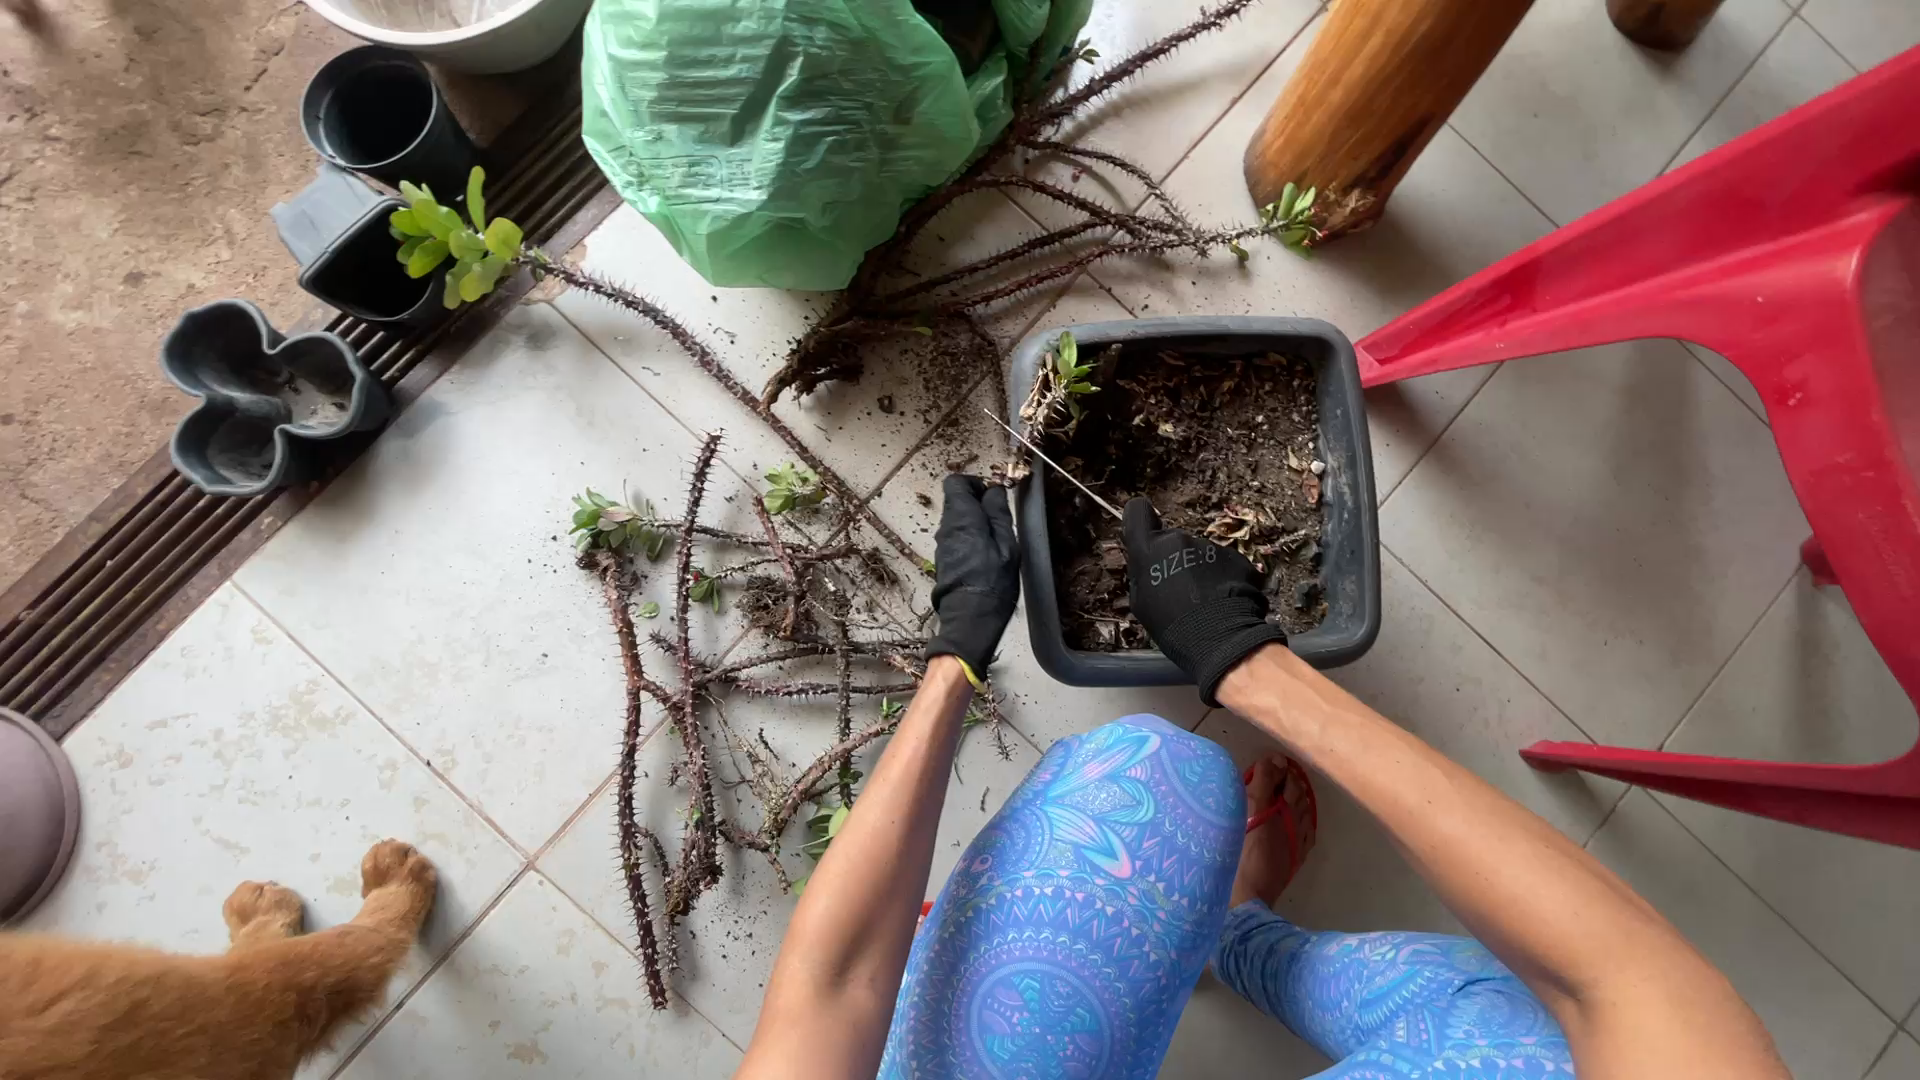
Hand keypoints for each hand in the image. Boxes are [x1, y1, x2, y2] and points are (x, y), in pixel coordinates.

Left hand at [926, 475, 1020, 683]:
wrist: (970, 618)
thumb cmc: (992, 581)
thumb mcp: (1006, 544)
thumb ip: (998, 513)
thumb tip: (994, 489)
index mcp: (961, 518)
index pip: (956, 482)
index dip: (975, 483)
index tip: (994, 495)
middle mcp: (946, 528)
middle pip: (957, 501)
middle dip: (978, 502)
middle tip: (1000, 517)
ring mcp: (942, 544)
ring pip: (957, 520)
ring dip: (975, 521)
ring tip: (996, 538)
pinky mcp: (944, 559)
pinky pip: (957, 537)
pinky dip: (970, 537)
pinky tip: (986, 554)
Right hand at [1123, 497, 1285, 705]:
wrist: (1220, 638)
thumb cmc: (1171, 625)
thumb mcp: (1142, 603)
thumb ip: (1143, 573)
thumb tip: (1149, 562)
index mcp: (1149, 549)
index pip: (1137, 511)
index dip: (1140, 519)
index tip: (1145, 533)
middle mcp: (1178, 539)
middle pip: (1171, 539)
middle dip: (1174, 557)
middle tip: (1179, 588)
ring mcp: (1210, 546)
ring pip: (1199, 553)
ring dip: (1200, 569)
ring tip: (1205, 599)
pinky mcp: (1237, 558)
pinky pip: (1224, 564)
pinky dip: (1223, 578)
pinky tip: (1224, 600)